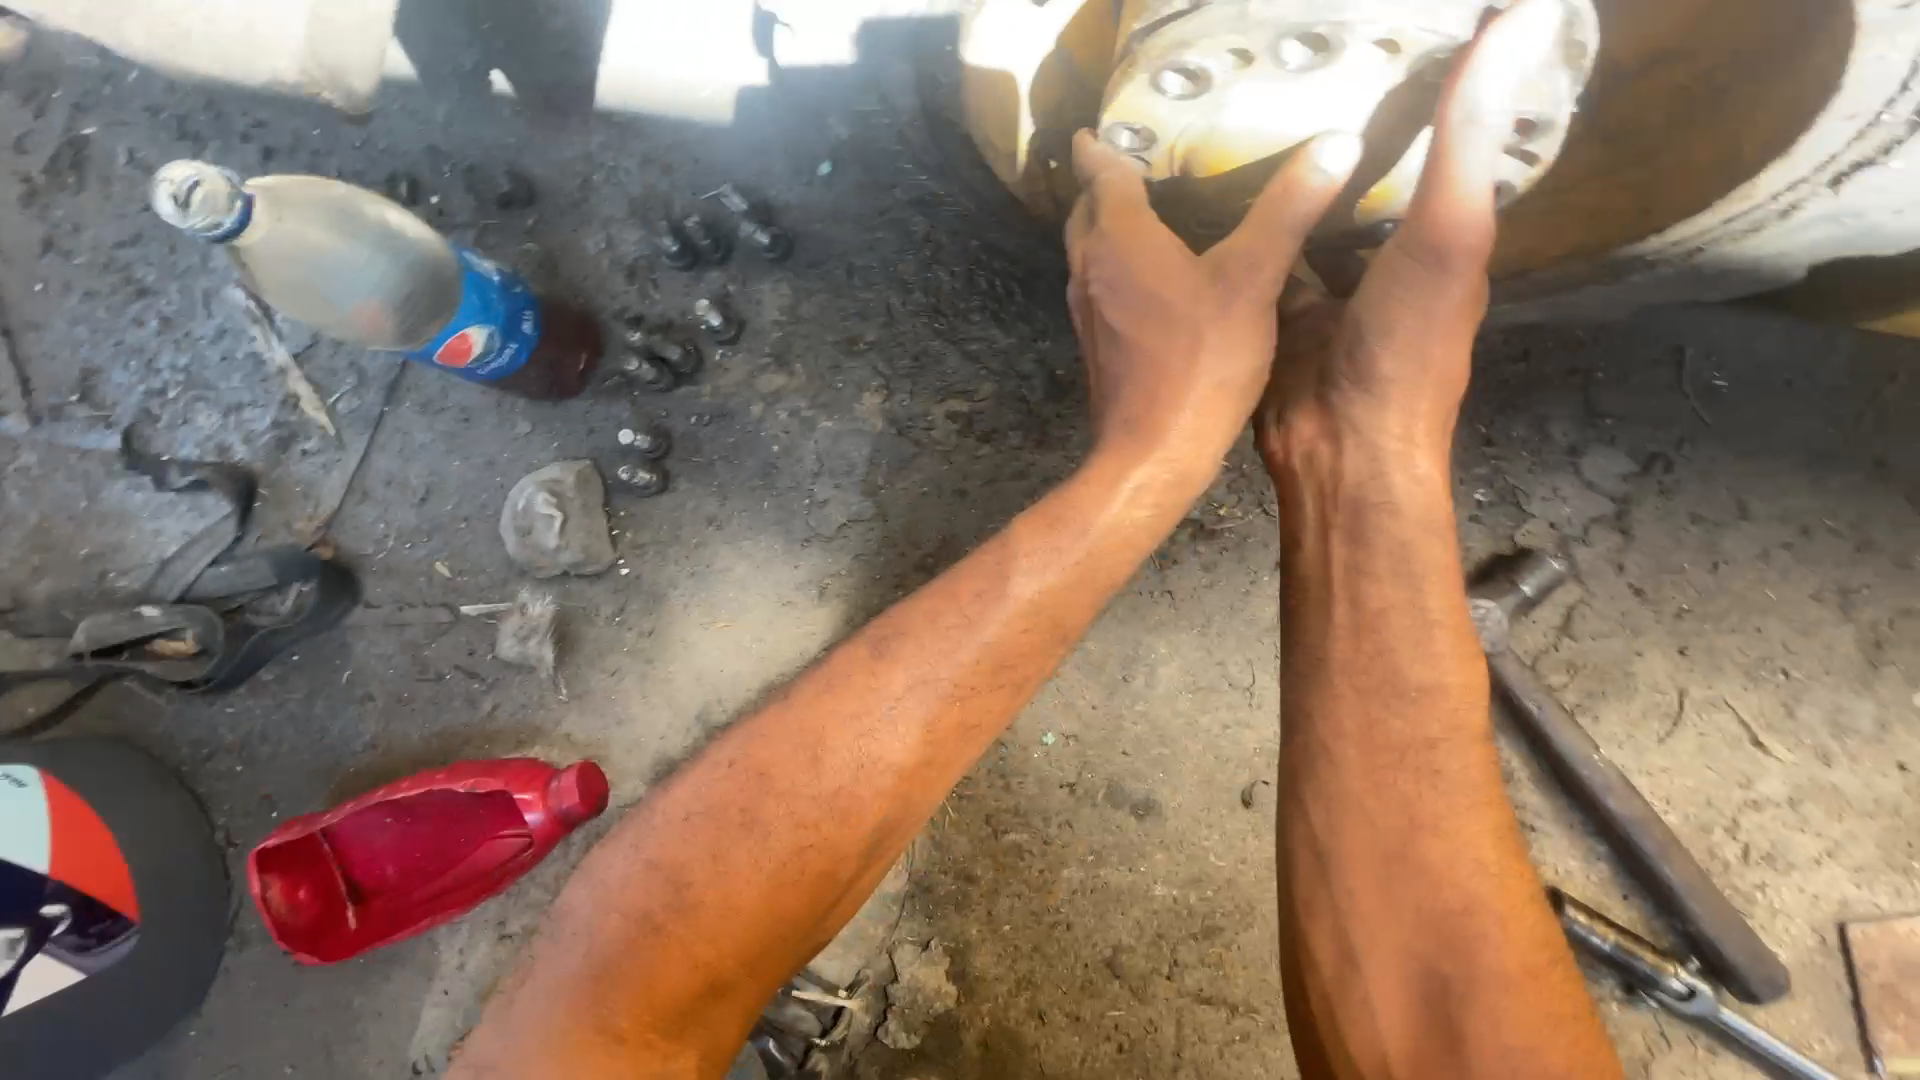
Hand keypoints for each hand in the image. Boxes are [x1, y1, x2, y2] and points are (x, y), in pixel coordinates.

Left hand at [1066, 128, 1361, 480]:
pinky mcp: (1096, 345)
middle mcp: (1090, 269)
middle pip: (1086, 213)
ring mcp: (1086, 312)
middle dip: (1102, 187)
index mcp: (1118, 239)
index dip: (1107, 148)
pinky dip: (1114, 268)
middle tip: (1133, 167)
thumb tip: (1336, 142)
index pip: (1104, 173)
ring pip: (1087, 253)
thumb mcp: (1252, 280)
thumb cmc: (1199, 363)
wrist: (1151, 452)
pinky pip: (1098, 287)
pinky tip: (1150, 279)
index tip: (1108, 129)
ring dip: (1105, 229)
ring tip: (1143, 215)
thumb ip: (1287, 209)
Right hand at [1257, 0, 1565, 475]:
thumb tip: (1531, 10)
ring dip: (1281, 172)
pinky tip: (1208, 183)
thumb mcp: (1448, 234)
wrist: (1337, 445)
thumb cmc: (1405, 347)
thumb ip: (1468, 138)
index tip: (1385, 22)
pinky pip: (1259, 254)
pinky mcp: (1272, 309)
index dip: (1419, 82)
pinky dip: (1243, 225)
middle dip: (1336, 123)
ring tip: (1242, 101)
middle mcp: (1380, 252)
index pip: (1431, 140)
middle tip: (1292, 53)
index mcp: (1437, 231)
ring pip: (1303, 214)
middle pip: (1360, 176)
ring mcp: (1322, 284)